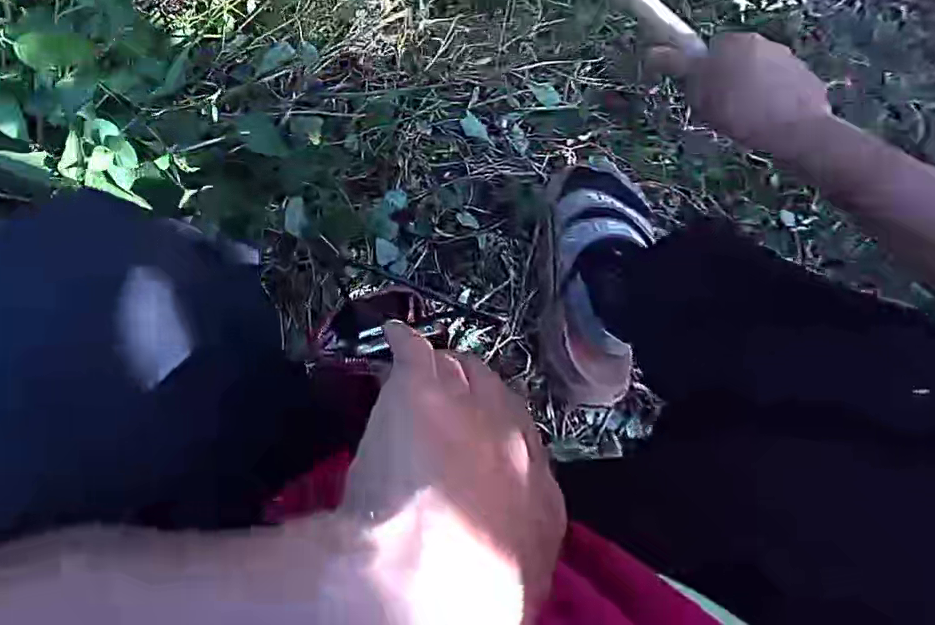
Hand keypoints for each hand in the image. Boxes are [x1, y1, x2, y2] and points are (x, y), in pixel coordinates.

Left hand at [341, 321, 565, 624]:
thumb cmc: (465, 600)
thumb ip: (513, 551)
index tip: (479, 440)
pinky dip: (403, 343)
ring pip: (457, 369)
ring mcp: (464, 407)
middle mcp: (511, 441)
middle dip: (476, 394)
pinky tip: (394, 336)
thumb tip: (496, 551)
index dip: (499, 438)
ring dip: (441, 369)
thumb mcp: (509, 587)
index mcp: (541, 496)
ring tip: (423, 368)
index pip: (527, 447)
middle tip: (450, 396)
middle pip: (498, 397)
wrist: (420, 577)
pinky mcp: (419, 389)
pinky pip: (414, 351)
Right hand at [649, 32, 833, 153]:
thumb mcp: (697, 91)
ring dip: (751, 90)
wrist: (798, 133)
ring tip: (743, 118)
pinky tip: (766, 122)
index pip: (710, 48)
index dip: (702, 69)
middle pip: (736, 59)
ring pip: (760, 75)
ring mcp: (793, 62)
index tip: (701, 89)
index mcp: (735, 41)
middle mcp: (767, 44)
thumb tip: (653, 52)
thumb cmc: (739, 109)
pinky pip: (782, 90)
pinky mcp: (811, 83)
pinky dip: (774, 102)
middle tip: (717, 105)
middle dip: (727, 78)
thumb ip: (674, 66)